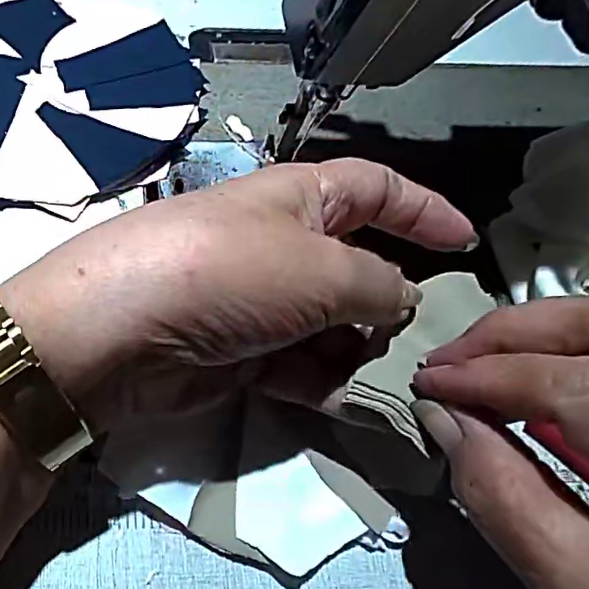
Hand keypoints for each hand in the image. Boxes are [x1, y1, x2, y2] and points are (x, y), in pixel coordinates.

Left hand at [0, 159, 475, 429]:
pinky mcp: (244, 354)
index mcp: (302, 198)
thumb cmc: (228, 273)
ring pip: (336, 327)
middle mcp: (284, 246)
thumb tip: (404, 301)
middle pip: (360, 270)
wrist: (121, 334)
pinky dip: (324, 382)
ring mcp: (263, 303)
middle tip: (422, 341)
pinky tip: (343, 399)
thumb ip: (379, 284)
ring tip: (380, 376)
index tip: (467, 243)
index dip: (425, 212)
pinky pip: (302, 366)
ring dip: (360, 352)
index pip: (378, 190)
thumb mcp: (321, 267)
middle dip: (393, 303)